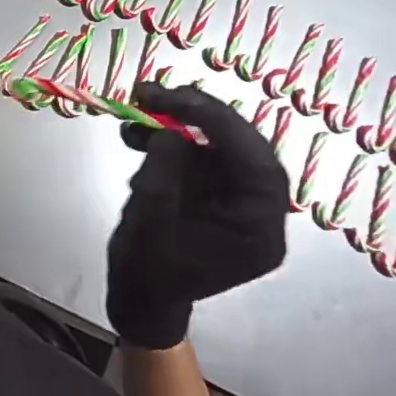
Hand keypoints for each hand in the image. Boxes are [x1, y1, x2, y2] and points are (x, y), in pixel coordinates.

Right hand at [107, 82, 288, 348]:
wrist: (138, 301)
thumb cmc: (146, 273)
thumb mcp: (149, 222)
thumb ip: (163, 173)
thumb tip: (169, 131)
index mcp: (259, 229)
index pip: (254, 162)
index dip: (219, 124)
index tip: (179, 99)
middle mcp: (257, 211)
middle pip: (237, 148)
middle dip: (194, 116)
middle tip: (153, 93)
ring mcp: (234, 201)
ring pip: (213, 148)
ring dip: (174, 126)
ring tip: (135, 110)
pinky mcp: (211, 195)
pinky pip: (195, 159)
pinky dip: (167, 145)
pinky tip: (136, 136)